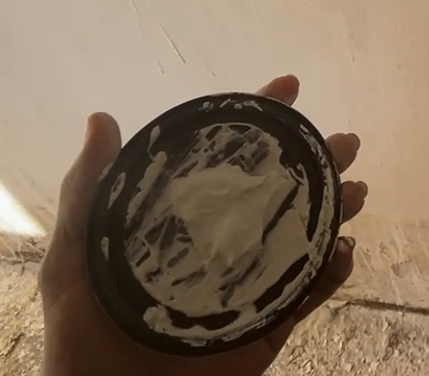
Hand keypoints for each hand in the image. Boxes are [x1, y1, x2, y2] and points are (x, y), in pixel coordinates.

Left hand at [39, 75, 366, 375]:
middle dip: (321, 160)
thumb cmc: (83, 342)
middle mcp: (228, 242)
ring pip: (308, 235)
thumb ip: (88, 194)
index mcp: (190, 220)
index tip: (290, 85)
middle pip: (284, 191)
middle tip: (345, 141)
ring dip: (337, 209)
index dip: (262, 117)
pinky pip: (311, 295)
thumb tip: (101, 118)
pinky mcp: (269, 327)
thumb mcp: (73, 263)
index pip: (230, 157)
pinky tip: (344, 251)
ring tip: (356, 190)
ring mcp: (253, 284)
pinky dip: (334, 272)